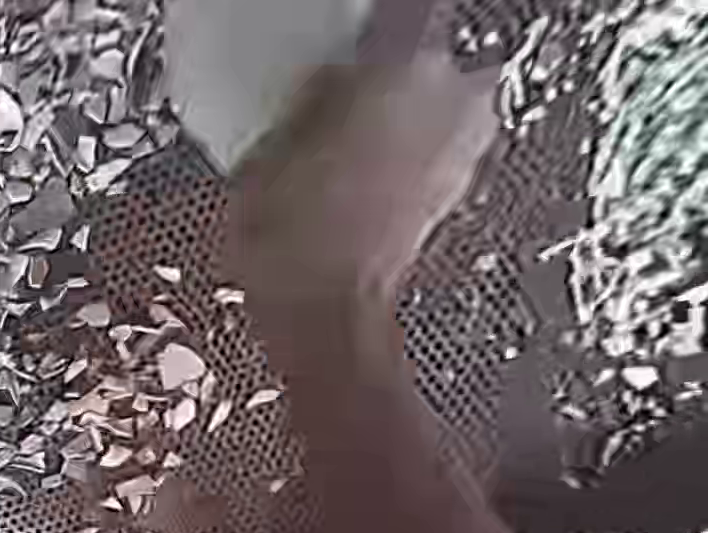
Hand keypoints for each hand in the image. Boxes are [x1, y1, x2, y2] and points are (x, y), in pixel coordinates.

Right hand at [227, 52, 498, 322]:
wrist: (324, 313)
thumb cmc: (288, 246)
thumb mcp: (256, 171)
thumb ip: (294, 115)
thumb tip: (315, 94)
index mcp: (398, 70)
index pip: (396, 13)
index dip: (359, 33)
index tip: (333, 50)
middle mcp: (452, 89)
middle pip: (411, 62)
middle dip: (368, 87)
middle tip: (317, 120)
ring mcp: (466, 135)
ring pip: (423, 105)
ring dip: (384, 124)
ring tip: (329, 164)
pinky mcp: (460, 177)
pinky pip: (428, 145)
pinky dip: (396, 157)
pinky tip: (351, 189)